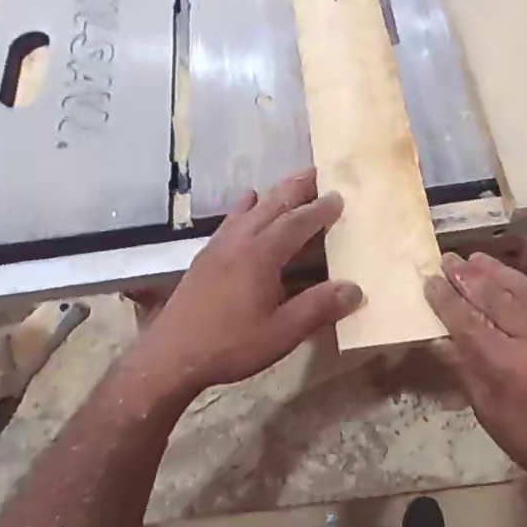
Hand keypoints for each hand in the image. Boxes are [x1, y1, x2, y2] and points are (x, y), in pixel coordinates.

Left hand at [127, 169, 362, 395]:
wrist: (171, 355)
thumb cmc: (230, 345)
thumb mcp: (282, 333)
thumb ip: (318, 308)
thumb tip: (354, 289)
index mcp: (260, 256)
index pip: (296, 224)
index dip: (319, 210)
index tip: (338, 196)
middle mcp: (238, 242)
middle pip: (271, 206)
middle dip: (295, 189)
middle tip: (315, 171)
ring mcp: (217, 248)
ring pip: (248, 211)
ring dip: (271, 195)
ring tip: (286, 185)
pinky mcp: (203, 259)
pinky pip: (229, 222)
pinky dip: (243, 208)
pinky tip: (245, 205)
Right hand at [425, 249, 526, 488]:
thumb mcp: (489, 414)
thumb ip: (465, 371)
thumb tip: (439, 340)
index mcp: (508, 366)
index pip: (468, 322)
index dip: (445, 299)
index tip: (428, 279)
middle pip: (496, 297)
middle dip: (468, 276)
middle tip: (447, 258)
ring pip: (525, 290)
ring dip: (498, 271)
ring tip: (476, 257)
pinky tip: (518, 276)